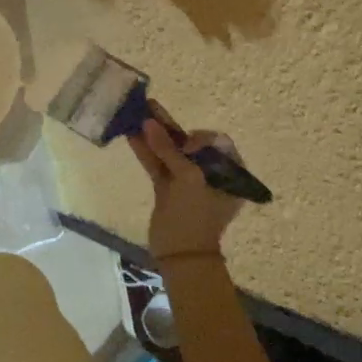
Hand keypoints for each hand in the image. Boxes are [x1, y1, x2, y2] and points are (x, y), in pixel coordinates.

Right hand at [127, 104, 246, 258]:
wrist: (180, 254)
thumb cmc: (195, 216)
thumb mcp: (186, 180)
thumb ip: (168, 151)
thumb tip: (148, 123)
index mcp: (230, 174)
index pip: (218, 144)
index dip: (200, 138)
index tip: (186, 146)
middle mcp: (211, 174)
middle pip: (190, 144)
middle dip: (170, 128)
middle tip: (152, 108)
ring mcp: (188, 181)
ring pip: (170, 153)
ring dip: (154, 136)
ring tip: (137, 113)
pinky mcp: (168, 188)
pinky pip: (158, 165)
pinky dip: (146, 151)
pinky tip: (131, 136)